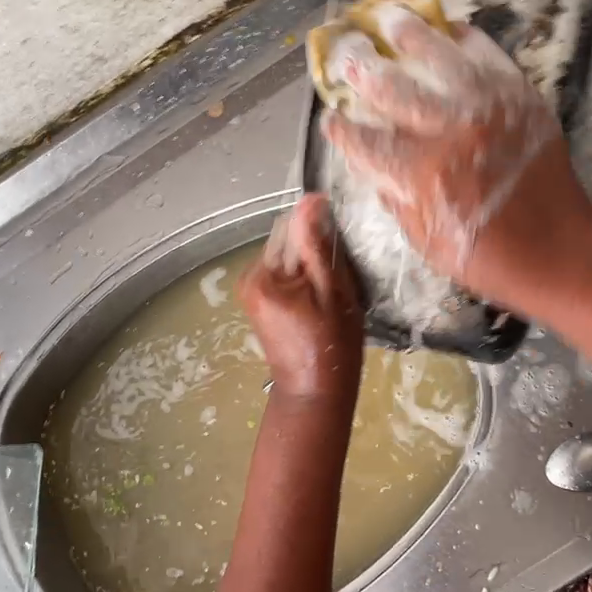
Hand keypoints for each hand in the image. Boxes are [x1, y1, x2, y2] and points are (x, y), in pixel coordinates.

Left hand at [240, 194, 364, 398]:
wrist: (313, 392)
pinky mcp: (257, 300)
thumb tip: (310, 200)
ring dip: (308, 265)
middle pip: (286, 241)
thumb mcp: (333, 292)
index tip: (342, 248)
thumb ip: (317, 246)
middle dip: (313, 250)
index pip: (291, 226)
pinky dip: (300, 279)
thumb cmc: (331, 346)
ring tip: (329, 291)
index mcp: (264, 274)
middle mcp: (249, 276)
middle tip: (338, 278)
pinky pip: (282, 274)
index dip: (320, 231)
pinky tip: (317, 300)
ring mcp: (250, 289)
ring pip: (286, 256)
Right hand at [319, 2, 591, 312]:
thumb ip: (396, 200)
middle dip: (362, 69)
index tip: (330, 118)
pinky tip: (451, 30)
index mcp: (421, 175)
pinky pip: (488, 56)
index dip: (342, 128)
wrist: (557, 247)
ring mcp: (487, 109)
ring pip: (440, 57)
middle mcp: (450, 132)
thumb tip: (373, 167)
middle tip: (347, 53)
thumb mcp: (427, 243)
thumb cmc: (488, 256)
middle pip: (393, 88)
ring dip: (410, 35)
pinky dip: (467, 40)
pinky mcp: (519, 98)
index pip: (366, 141)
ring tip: (391, 18)